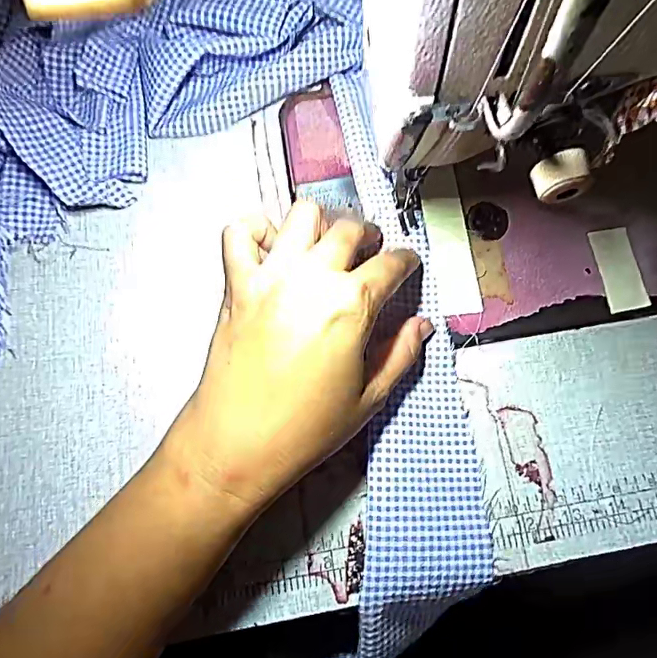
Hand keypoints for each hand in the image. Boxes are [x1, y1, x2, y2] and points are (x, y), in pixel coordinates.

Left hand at [159, 200, 430, 516]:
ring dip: (321, 223)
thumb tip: (420, 325)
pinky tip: (272, 245)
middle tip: (369, 251)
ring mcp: (270, 277)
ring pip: (302, 214)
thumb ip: (399, 354)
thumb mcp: (368, 398)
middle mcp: (311, 280)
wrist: (236, 442)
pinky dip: (256, 228)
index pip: (391, 263)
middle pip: (350, 228)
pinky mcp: (236, 284)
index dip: (406, 261)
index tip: (406, 265)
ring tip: (325, 243)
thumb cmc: (302, 428)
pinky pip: (239, 233)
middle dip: (368, 234)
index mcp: (351, 306)